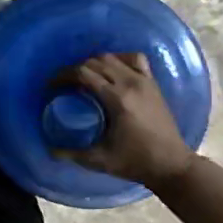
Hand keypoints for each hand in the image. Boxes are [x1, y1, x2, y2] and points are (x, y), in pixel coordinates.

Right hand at [59, 53, 196, 185]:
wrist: (172, 165)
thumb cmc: (135, 162)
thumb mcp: (99, 160)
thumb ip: (72, 153)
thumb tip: (50, 149)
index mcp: (117, 99)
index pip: (83, 73)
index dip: (62, 76)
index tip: (51, 87)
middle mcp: (131, 83)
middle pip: (95, 62)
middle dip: (75, 69)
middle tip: (64, 84)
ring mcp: (144, 81)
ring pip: (113, 58)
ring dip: (94, 63)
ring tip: (84, 78)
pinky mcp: (153, 84)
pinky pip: (134, 59)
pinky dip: (119, 59)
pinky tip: (112, 71)